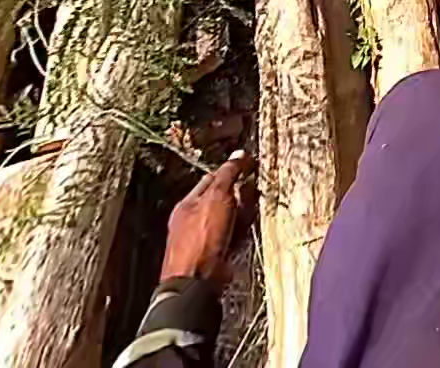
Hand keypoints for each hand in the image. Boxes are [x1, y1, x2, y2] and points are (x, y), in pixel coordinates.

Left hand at [160, 151, 251, 284]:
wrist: (197, 284)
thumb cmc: (201, 239)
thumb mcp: (217, 197)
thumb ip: (228, 174)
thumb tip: (238, 155)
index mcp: (188, 203)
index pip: (214, 177)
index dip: (233, 171)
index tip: (250, 166)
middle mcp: (194, 219)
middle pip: (225, 197)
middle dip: (240, 195)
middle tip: (249, 196)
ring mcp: (204, 238)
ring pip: (231, 216)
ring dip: (243, 214)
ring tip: (246, 217)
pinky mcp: (216, 253)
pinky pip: (234, 234)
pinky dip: (242, 231)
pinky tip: (244, 233)